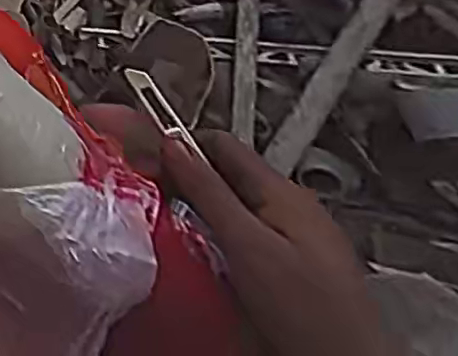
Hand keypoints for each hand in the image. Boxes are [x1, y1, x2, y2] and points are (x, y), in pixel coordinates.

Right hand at [161, 131, 395, 355]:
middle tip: (151, 194)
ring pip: (228, 204)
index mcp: (283, 192)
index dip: (178, 145)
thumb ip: (207, 190)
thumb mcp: (249, 247)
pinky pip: (239, 233)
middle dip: (182, 179)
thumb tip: (170, 142)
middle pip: (221, 172)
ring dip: (196, 209)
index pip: (217, 142)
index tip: (146, 161)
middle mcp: (291, 207)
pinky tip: (202, 254)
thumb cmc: (311, 316)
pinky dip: (213, 235)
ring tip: (171, 225)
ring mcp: (293, 239)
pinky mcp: (290, 268)